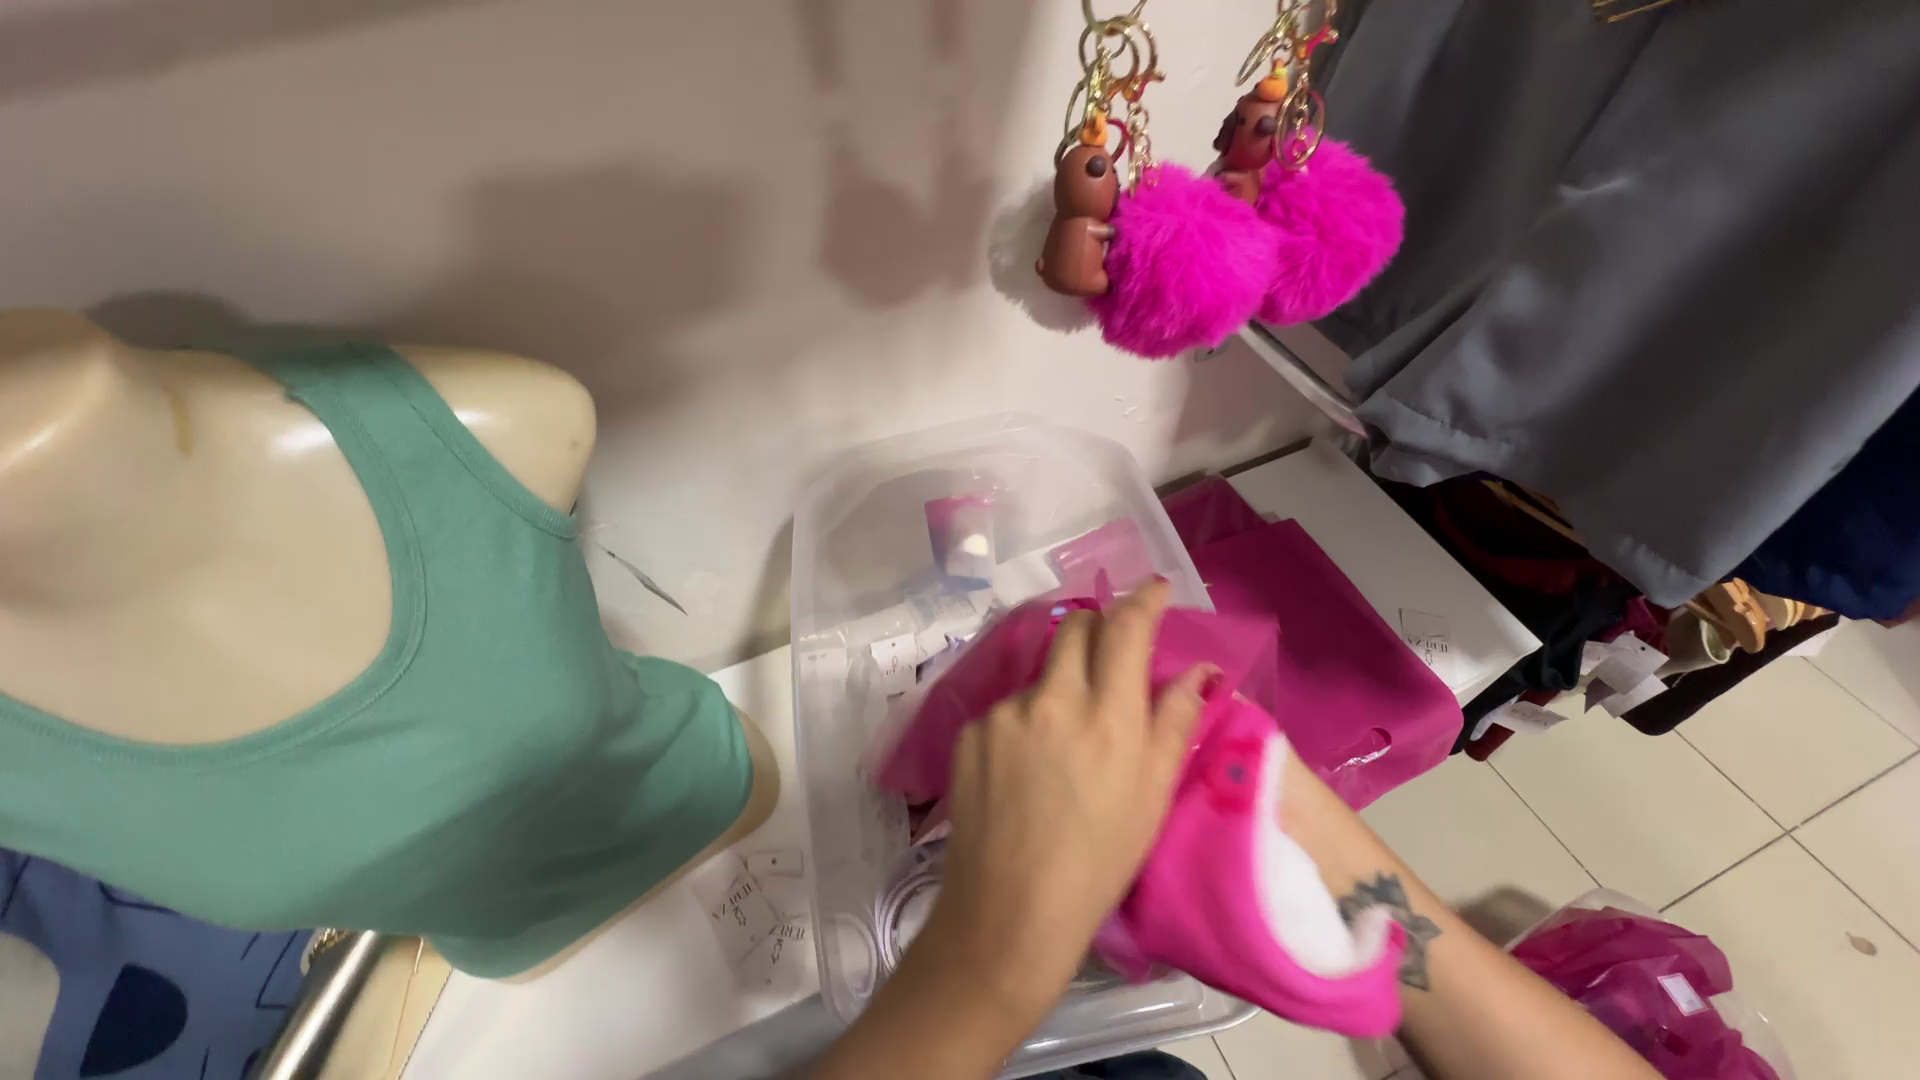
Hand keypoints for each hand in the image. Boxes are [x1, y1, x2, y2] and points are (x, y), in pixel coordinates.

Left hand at [917, 579, 1214, 1017]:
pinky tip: (1023, 769)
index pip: (1126, 630)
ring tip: (1062, 749)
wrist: (1010, 909)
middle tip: (1109, 659)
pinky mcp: (970, 729)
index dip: (1143, 599)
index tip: (1154, 588)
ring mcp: (1005, 712)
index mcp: (1109, 717)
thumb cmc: (1099, 861)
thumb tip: (1199, 671)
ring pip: (1040, 674)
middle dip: (1096, 630)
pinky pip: (1006, 708)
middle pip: (1074, 629)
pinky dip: (1024, 722)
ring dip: (1059, 689)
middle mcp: (1054, 700)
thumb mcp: (1152, 795)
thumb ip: (1174, 722)